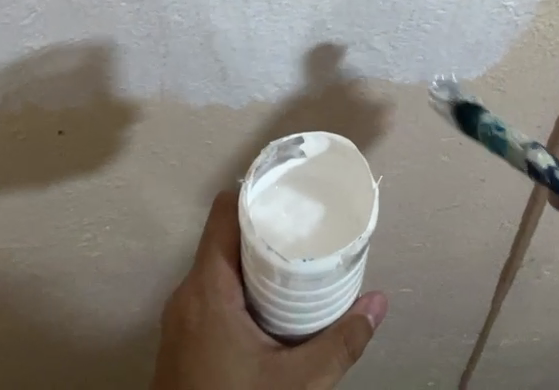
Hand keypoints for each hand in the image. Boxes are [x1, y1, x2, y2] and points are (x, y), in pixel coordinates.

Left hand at [150, 191, 388, 389]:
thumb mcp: (297, 383)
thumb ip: (340, 342)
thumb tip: (379, 302)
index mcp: (206, 290)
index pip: (225, 213)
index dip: (256, 192)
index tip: (291, 189)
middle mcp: (186, 296)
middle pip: (224, 237)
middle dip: (266, 227)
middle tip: (307, 223)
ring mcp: (180, 320)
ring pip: (218, 266)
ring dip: (254, 259)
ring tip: (296, 256)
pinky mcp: (182, 341)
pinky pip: (211, 293)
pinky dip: (240, 286)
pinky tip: (271, 299)